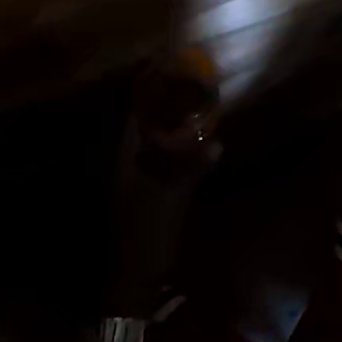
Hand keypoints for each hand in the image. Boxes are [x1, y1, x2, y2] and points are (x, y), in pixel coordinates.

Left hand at [105, 62, 220, 313]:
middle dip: (158, 95)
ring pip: (145, 134)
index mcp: (128, 158)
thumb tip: (216, 142)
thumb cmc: (149, 237)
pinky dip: (165, 140)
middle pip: (140, 118)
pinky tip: (182, 141)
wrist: (130, 280)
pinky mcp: (135, 189)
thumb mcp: (174, 203)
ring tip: (185, 100)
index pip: (138, 110)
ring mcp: (128, 176)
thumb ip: (192, 172)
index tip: (166, 61)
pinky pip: (151, 152)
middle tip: (183, 77)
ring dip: (162, 116)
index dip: (150, 84)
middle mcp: (124, 161)